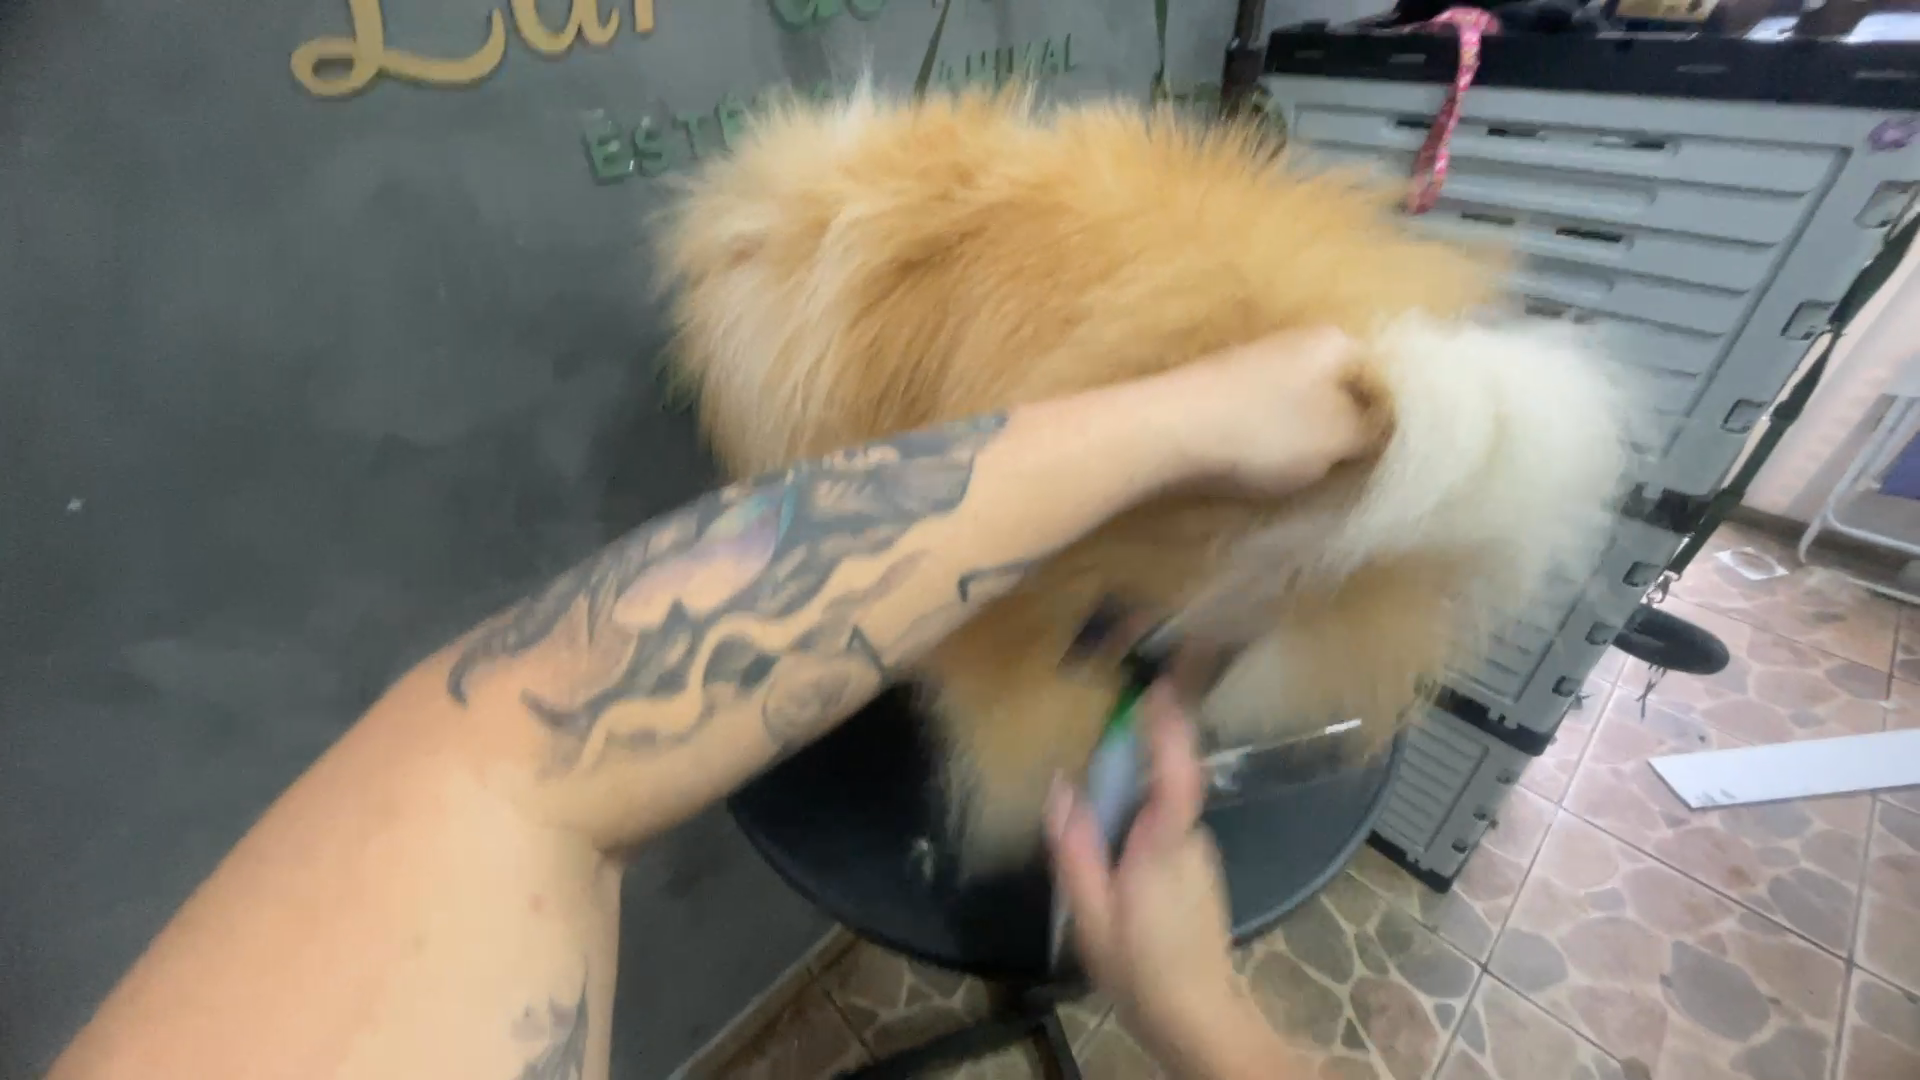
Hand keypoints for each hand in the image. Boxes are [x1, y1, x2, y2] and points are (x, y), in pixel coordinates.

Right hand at [1044, 685, 1247, 1054]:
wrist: (1199, 1021)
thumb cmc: (1141, 971)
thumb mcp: (1090, 917)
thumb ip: (1074, 850)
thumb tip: (1060, 787)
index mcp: (1162, 849)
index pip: (1177, 776)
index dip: (1171, 731)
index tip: (1159, 688)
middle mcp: (1190, 841)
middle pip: (1164, 783)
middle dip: (1132, 764)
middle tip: (1095, 767)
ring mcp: (1200, 854)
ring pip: (1161, 809)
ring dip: (1132, 805)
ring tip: (1101, 837)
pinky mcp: (1199, 867)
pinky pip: (1166, 828)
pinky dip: (1142, 825)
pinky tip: (1120, 867)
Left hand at [1151, 326, 1383, 496]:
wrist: (1163, 431)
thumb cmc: (1263, 431)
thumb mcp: (1337, 438)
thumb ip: (1370, 432)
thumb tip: (1378, 426)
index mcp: (1333, 341)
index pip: (1382, 375)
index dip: (1389, 419)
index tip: (1381, 458)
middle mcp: (1290, 342)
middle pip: (1333, 390)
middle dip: (1338, 429)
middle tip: (1340, 470)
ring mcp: (1245, 366)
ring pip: (1291, 406)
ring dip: (1296, 440)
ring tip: (1294, 474)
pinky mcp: (1211, 393)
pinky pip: (1252, 420)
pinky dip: (1257, 442)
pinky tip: (1250, 467)